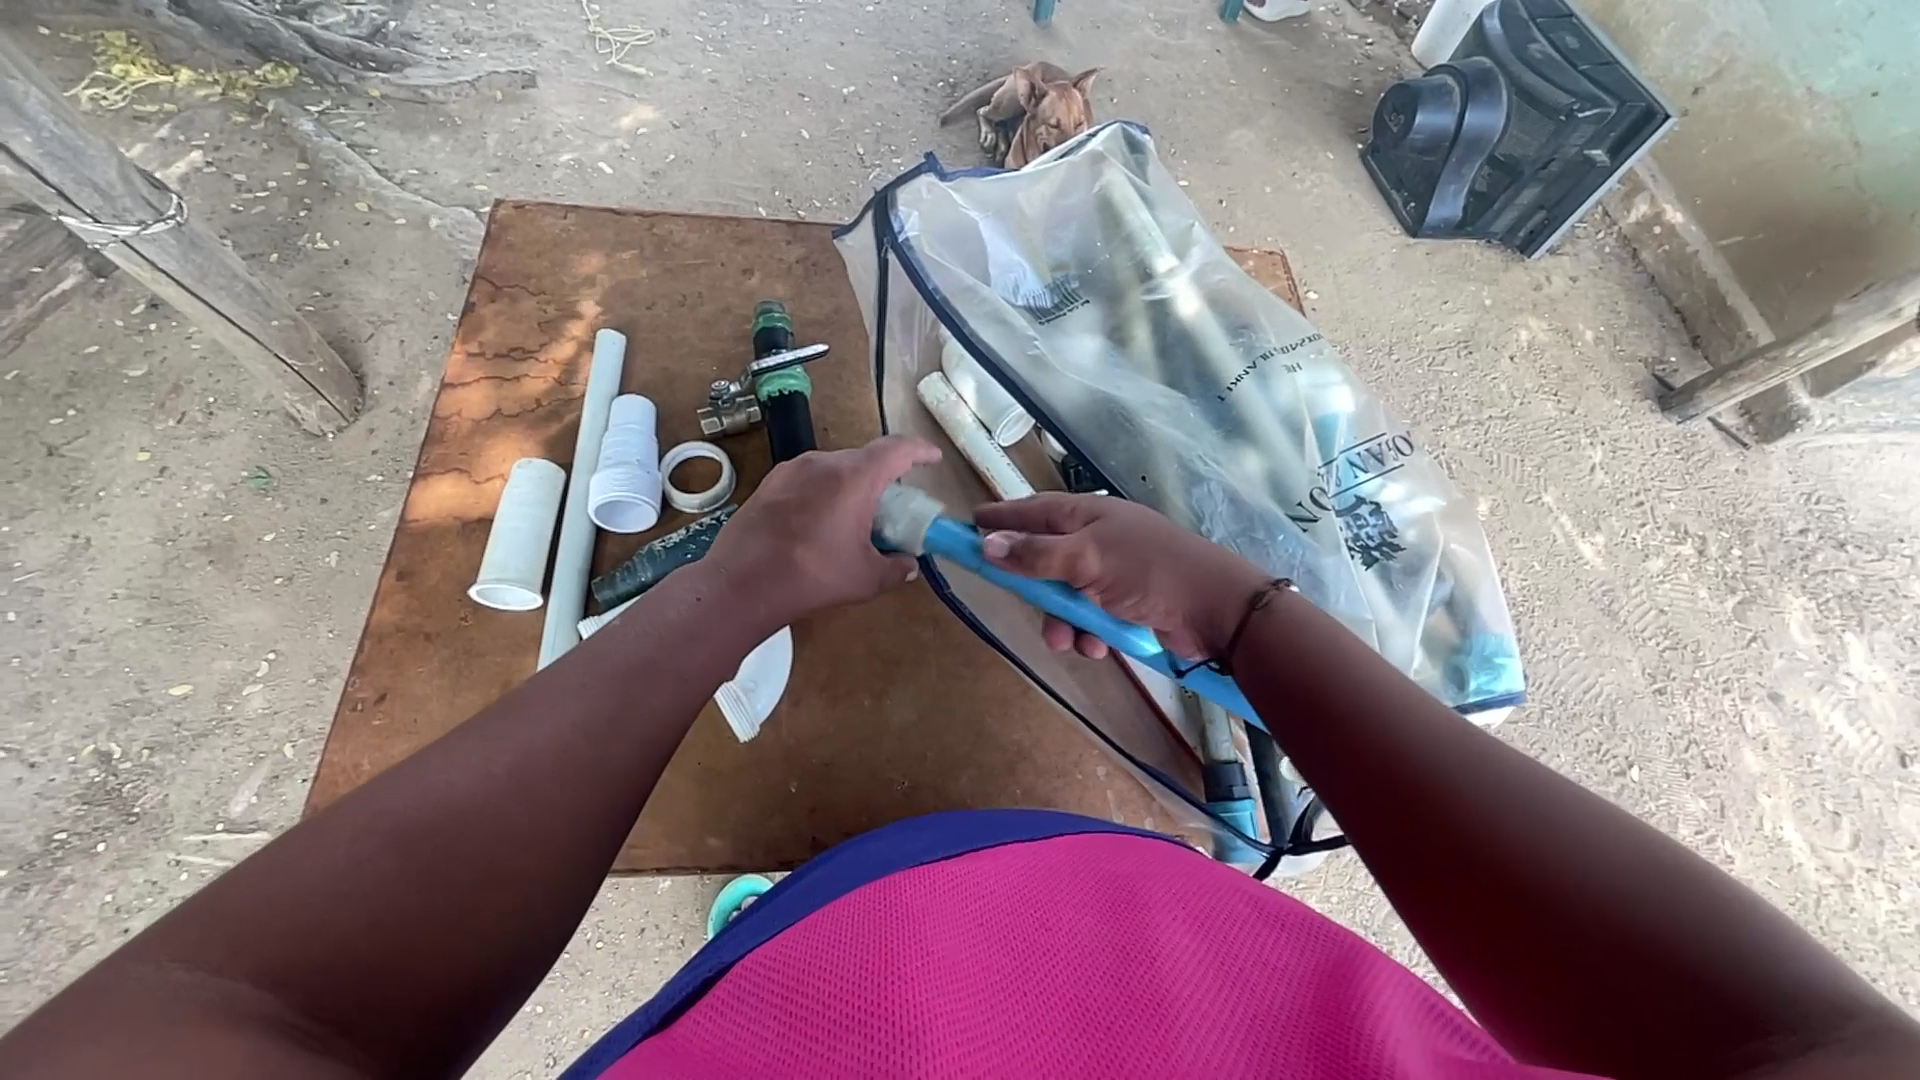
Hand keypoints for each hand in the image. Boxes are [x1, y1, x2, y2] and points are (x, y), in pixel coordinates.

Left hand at [706, 436, 941, 625]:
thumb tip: (909, 566)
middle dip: (884, 478)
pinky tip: (819, 524)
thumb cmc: (811, 576)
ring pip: (833, 469)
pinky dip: (824, 493)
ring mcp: (790, 470)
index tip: (933, 458)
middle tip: (893, 506)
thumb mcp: (865, 578)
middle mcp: (822, 462)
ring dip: (851, 487)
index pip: (897, 449)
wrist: (741, 584)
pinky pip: (807, 480)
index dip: (920, 451)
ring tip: (855, 518)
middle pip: (864, 459)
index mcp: (853, 477)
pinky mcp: (767, 484)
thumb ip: (896, 568)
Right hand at [972, 493, 1269, 660]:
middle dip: (1033, 586)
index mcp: (1086, 516)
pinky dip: (1087, 633)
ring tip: (1068, 640)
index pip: (1031, 510)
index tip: (968, 526)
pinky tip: (1096, 646)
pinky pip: (1089, 617)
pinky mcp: (1125, 604)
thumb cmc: (1148, 572)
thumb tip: (987, 544)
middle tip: (1018, 601)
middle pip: (1043, 557)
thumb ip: (1035, 554)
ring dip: (1062, 619)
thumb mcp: (1086, 560)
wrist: (1215, 610)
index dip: (1000, 518)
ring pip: (1064, 595)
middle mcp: (1096, 539)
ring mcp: (1112, 572)